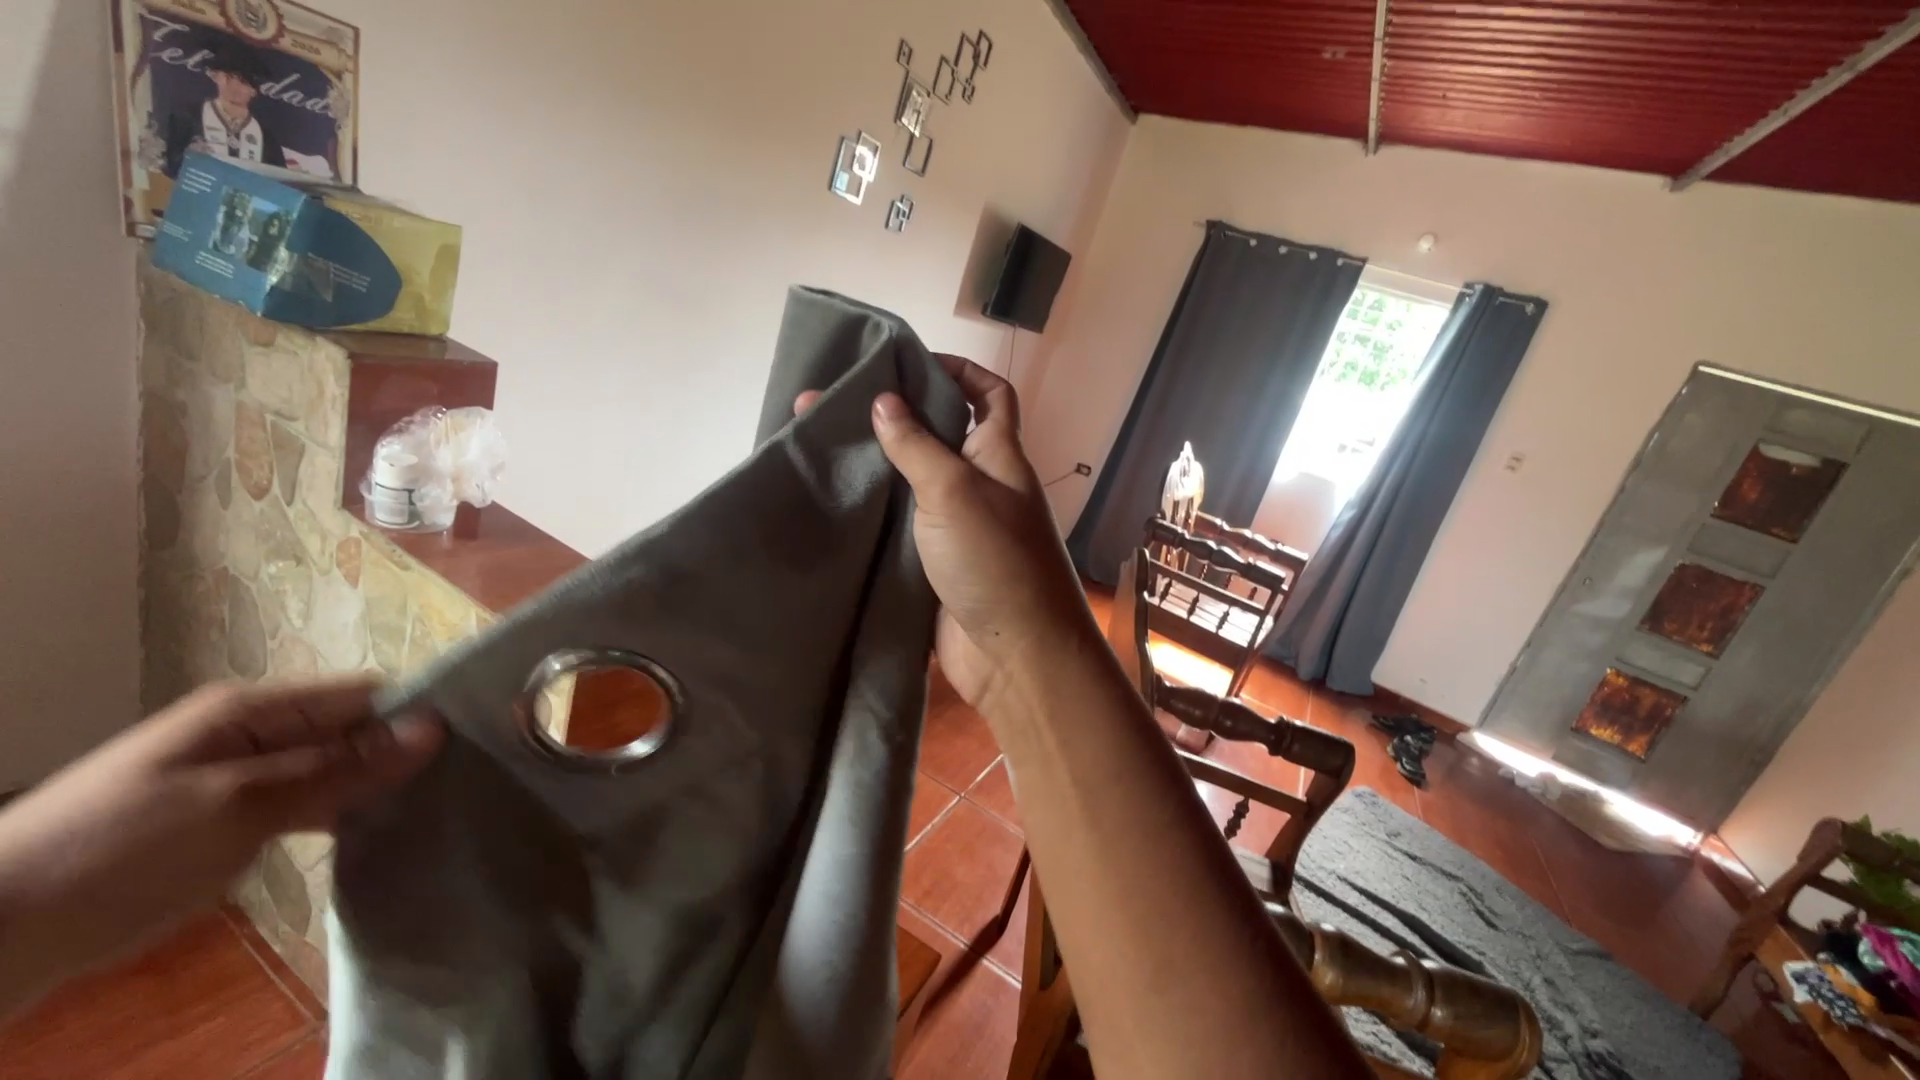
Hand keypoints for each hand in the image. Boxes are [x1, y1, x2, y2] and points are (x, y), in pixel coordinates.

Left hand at [0, 677, 441, 1016]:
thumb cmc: (119, 848)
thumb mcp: (239, 804)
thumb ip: (338, 767)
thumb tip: (433, 727)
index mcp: (254, 711)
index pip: (363, 694)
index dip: (416, 714)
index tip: (475, 746)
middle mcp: (255, 734)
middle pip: (353, 731)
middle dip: (404, 755)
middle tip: (465, 788)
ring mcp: (244, 779)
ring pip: (336, 771)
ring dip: (377, 789)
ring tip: (437, 813)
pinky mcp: (234, 823)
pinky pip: (310, 806)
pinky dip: (344, 817)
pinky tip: (381, 838)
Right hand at [796, 355, 1098, 711]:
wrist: (1012, 655)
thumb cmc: (994, 560)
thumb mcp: (955, 490)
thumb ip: (918, 445)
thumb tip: (884, 400)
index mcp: (998, 455)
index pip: (990, 395)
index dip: (961, 371)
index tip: (910, 363)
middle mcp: (979, 485)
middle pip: (939, 435)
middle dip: (895, 415)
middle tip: (837, 402)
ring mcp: (955, 526)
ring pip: (913, 482)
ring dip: (875, 464)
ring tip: (821, 443)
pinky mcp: (931, 563)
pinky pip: (899, 526)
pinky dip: (872, 512)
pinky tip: (832, 499)